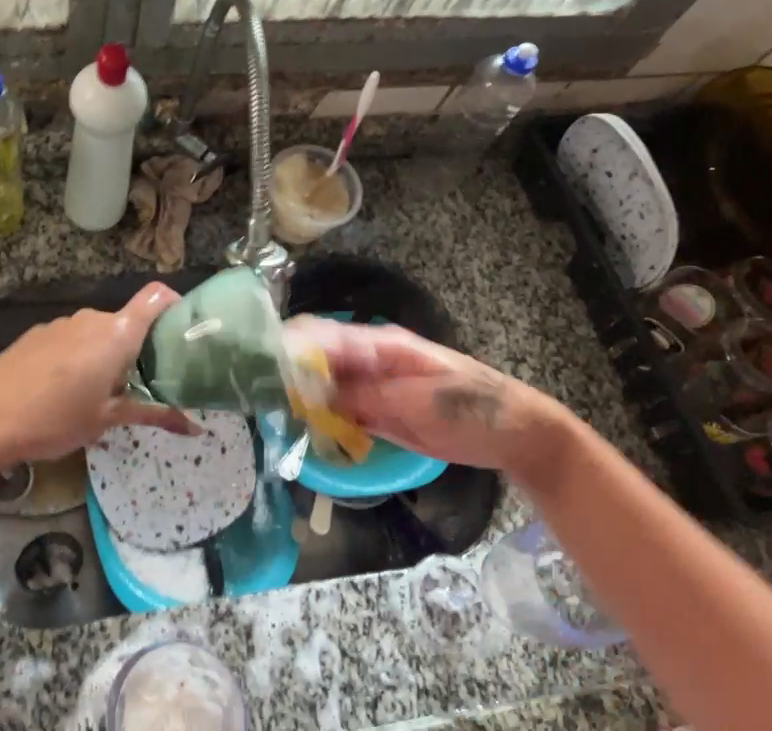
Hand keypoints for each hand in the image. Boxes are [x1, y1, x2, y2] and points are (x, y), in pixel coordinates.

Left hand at [0, 282, 198, 463]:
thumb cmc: (55, 420)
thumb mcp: (107, 421)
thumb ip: (153, 415)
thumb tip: (196, 426)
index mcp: (116, 334)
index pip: (155, 297)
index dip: (175, 304)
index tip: (184, 330)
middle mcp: (91, 319)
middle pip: (127, 322)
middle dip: (138, 349)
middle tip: (144, 386)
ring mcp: (60, 323)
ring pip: (96, 333)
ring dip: (105, 356)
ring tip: (100, 396)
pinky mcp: (36, 334)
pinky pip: (70, 339)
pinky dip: (77, 357)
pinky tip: (63, 391)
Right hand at [284, 317, 572, 476]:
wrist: (514, 435)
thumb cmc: (474, 409)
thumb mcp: (422, 403)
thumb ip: (370, 396)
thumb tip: (318, 395)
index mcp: (380, 346)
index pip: (322, 337)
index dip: (290, 349)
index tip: (261, 370)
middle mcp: (368, 361)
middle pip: (315, 360)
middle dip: (285, 375)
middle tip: (257, 399)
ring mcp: (370, 387)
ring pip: (321, 386)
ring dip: (297, 400)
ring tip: (267, 416)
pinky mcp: (374, 412)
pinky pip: (337, 411)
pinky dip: (318, 420)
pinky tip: (297, 432)